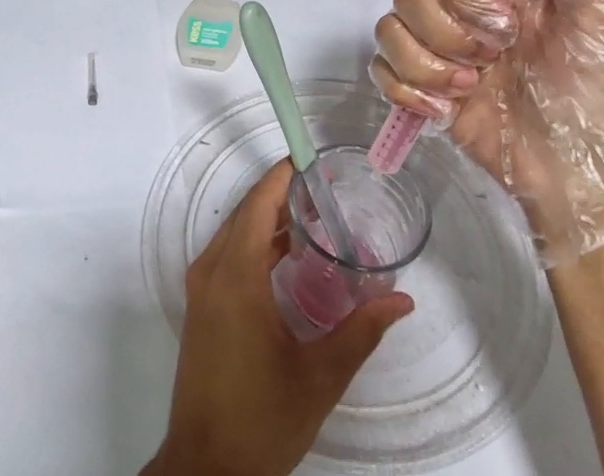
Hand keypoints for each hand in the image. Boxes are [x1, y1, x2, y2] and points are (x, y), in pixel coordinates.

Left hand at [143, 161, 413, 475]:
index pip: (257, 206)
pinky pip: (228, 259)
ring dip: (269, 222)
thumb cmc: (262, 418)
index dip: (282, 178)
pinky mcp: (201, 310)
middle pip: (245, 216)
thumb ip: (362, 332)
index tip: (312, 159)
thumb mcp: (320, 375)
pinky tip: (290, 258)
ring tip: (317, 219)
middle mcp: (211, 274)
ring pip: (235, 237)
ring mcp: (202, 293)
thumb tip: (401, 299)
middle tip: (329, 191)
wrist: (207, 466)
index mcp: (236, 279)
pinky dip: (256, 247)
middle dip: (282, 197)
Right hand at [368, 0, 603, 261]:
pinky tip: (447, 109)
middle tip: (493, 59)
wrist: (574, 159)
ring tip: (472, 88)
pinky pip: (380, 69)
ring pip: (388, 29)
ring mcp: (435, 45)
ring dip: (430, 65)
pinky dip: (409, 92)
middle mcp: (459, 4)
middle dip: (448, 33)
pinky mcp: (418, 85)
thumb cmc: (593, 79)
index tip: (505, 23)